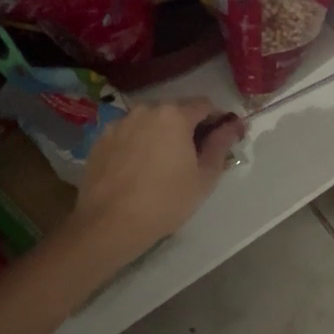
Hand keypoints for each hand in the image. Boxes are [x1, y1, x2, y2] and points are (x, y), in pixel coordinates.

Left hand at [64, 99, 247, 265]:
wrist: (107, 227)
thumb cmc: (164, 201)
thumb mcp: (205, 177)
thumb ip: (221, 144)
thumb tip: (232, 126)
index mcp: (175, 115)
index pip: (205, 106)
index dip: (217, 121)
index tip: (221, 139)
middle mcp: (146, 110)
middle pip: (176, 111)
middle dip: (188, 127)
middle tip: (192, 154)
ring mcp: (120, 124)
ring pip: (150, 122)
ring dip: (161, 134)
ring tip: (162, 162)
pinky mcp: (100, 141)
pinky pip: (128, 134)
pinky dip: (138, 143)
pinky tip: (138, 168)